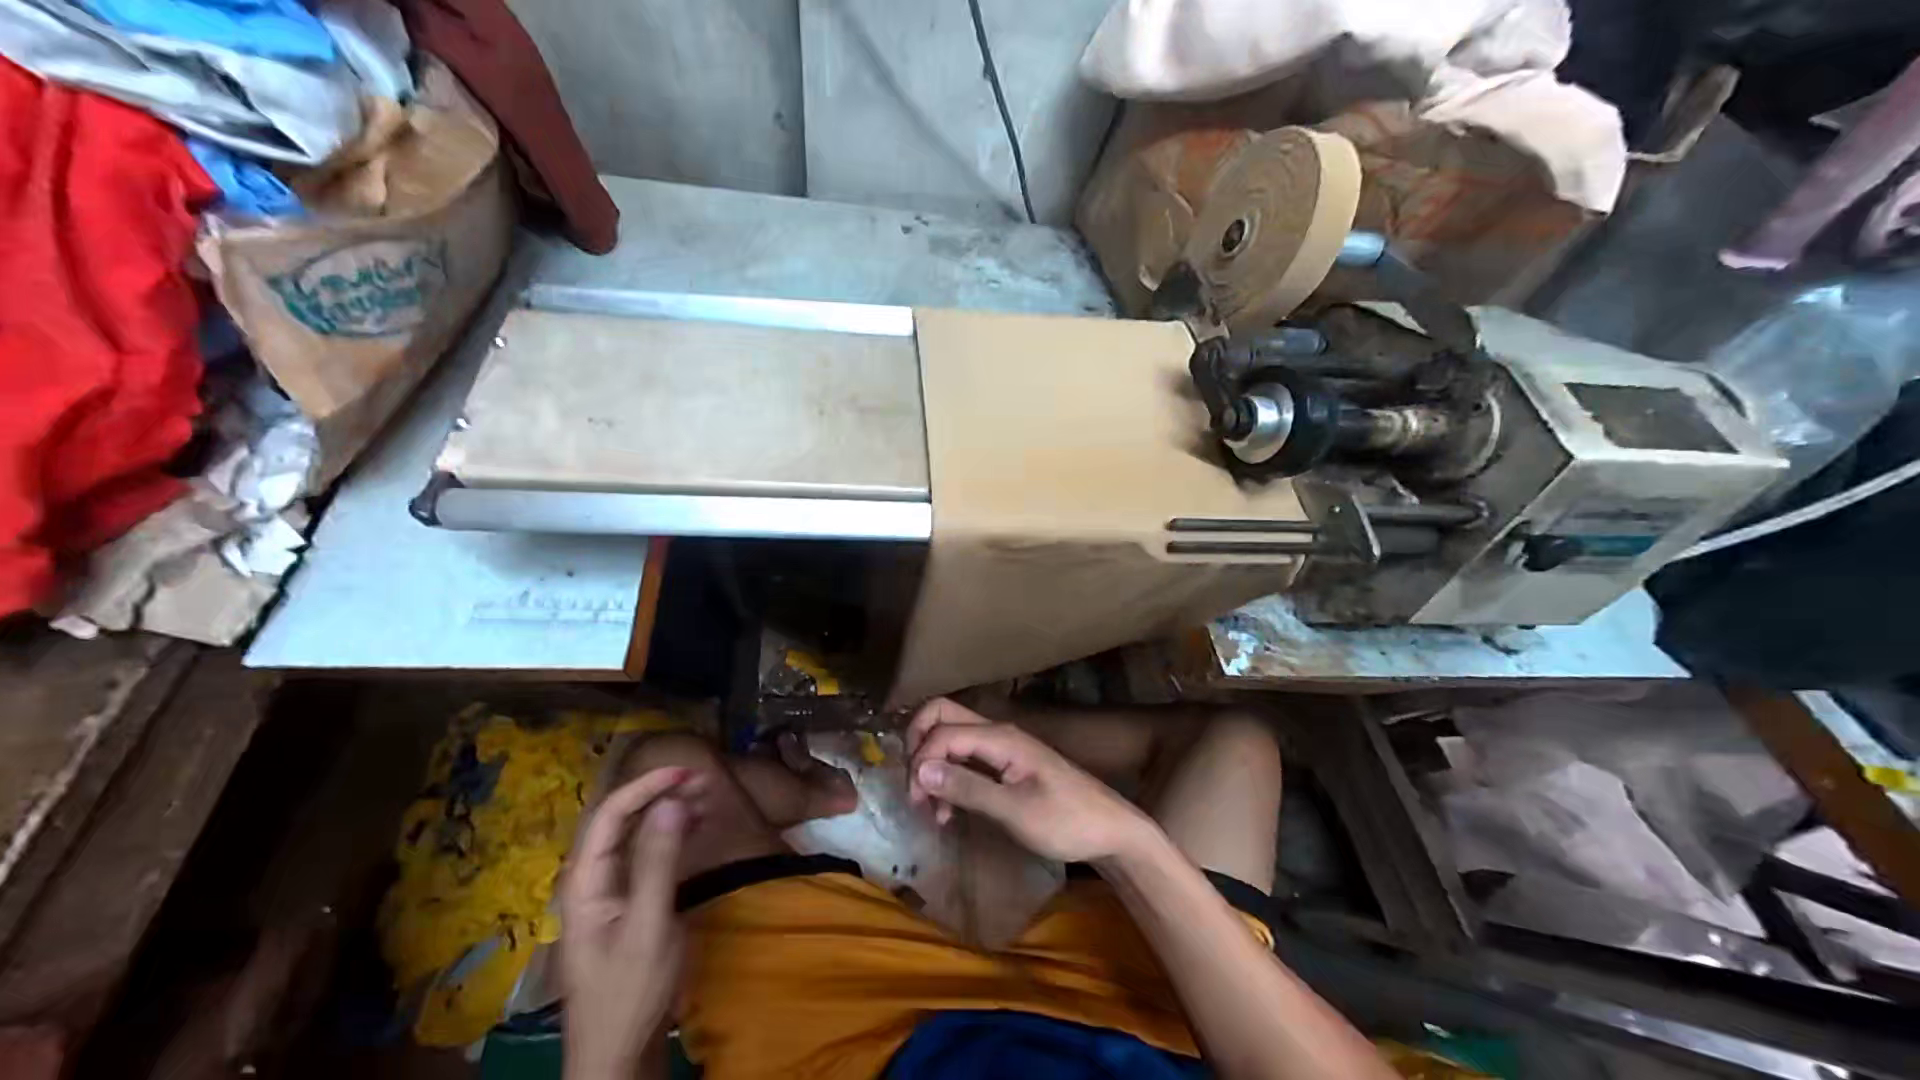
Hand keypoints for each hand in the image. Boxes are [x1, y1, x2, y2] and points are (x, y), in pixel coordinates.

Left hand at [560, 767, 704, 1078]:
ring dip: (666, 812)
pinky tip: (693, 829)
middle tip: (703, 781)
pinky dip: (670, 837)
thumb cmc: (631, 991)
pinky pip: (645, 858)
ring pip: (634, 837)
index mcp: (585, 882)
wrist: (619, 1056)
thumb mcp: (650, 925)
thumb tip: (672, 802)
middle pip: (619, 822)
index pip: (609, 815)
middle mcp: (592, 881)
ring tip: (705, 796)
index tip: (685, 772)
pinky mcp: (627, 907)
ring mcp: (609, 895)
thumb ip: (659, 861)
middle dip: (658, 794)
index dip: (644, 786)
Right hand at [905, 698, 1155, 862]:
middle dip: (919, 746)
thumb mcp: (1015, 811)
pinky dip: (948, 775)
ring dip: (932, 764)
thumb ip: (968, 788)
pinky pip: (965, 756)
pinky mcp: (1005, 764)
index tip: (918, 802)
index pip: (942, 732)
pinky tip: (950, 810)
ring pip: (951, 736)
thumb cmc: (1066, 821)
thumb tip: (920, 768)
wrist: (1111, 831)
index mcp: (1001, 738)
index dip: (920, 762)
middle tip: (917, 790)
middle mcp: (998, 733)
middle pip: (942, 716)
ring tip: (933, 810)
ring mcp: (1002, 747)